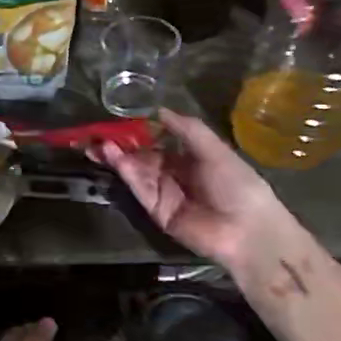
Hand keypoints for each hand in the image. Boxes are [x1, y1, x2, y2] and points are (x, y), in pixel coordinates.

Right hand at [92, 110, 290, 276]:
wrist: (245, 229)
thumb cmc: (236, 183)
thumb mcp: (214, 148)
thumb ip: (186, 128)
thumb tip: (158, 110)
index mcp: (190, 156)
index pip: (157, 140)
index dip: (138, 130)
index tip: (118, 118)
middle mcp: (173, 172)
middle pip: (141, 155)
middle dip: (119, 144)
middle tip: (96, 133)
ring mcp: (163, 192)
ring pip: (135, 170)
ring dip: (116, 155)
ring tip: (97, 142)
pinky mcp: (155, 210)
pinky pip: (138, 187)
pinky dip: (125, 171)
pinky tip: (112, 155)